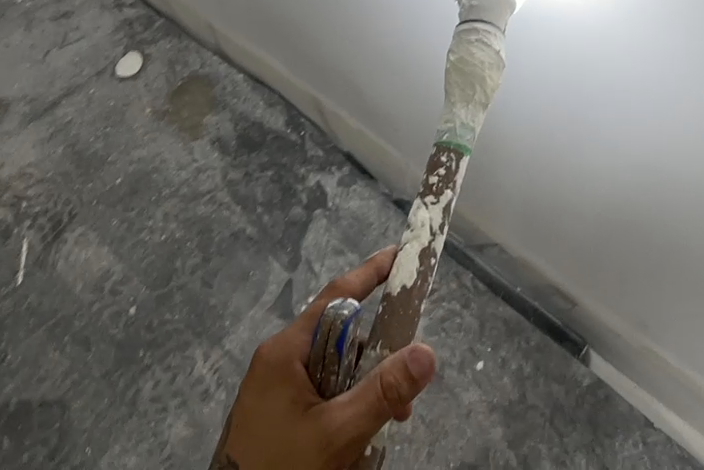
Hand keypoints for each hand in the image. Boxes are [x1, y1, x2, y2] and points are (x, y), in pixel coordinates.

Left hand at [211, 247, 439, 469]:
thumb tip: (428, 352)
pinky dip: (345, 408)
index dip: (370, 273)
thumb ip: (382, 391)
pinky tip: (357, 438)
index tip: (400, 255)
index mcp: (286, 349)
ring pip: (334, 370)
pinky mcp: (277, 411)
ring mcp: (276, 386)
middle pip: (341, 339)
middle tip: (402, 400)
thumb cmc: (282, 466)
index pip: (337, 296)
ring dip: (362, 393)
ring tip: (382, 427)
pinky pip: (321, 393)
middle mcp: (279, 359)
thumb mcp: (338, 432)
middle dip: (376, 363)